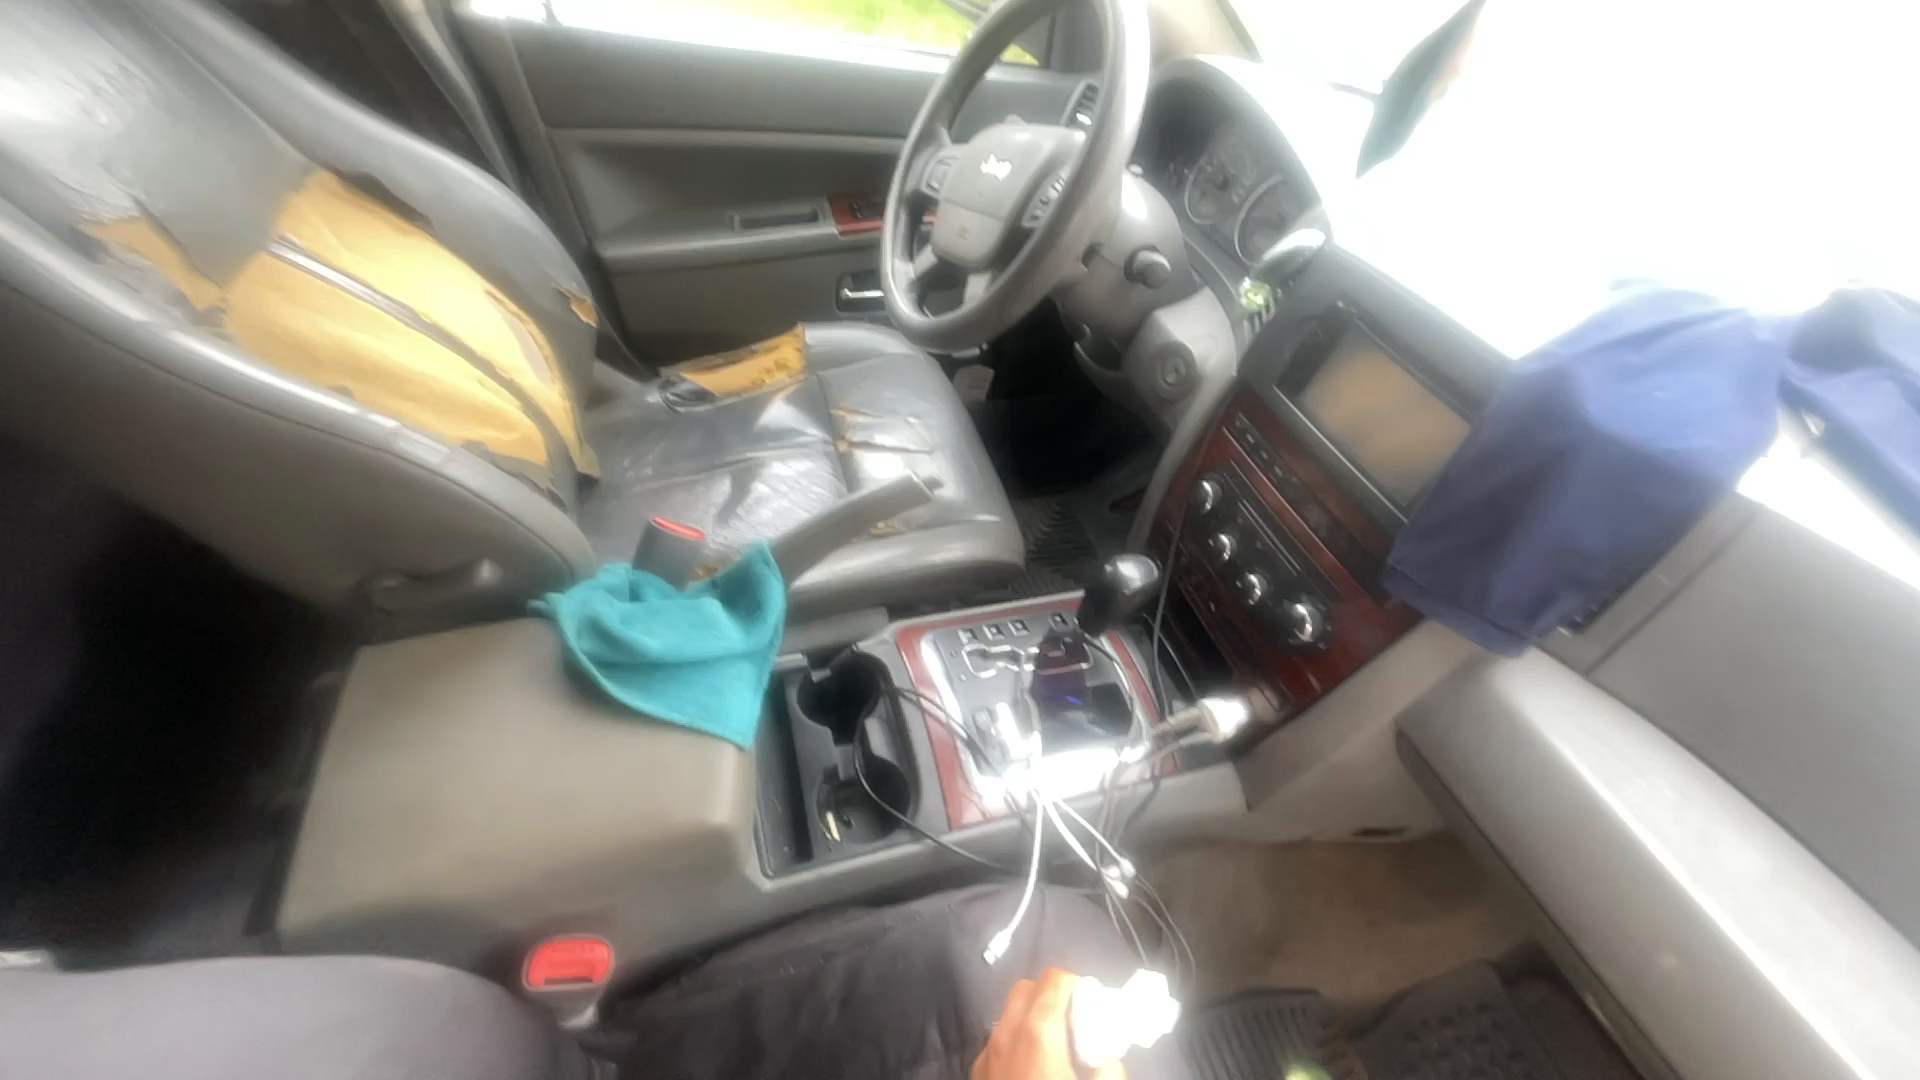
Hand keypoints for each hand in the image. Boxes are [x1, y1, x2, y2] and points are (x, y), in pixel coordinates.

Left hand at [971, 968, 1125, 1079]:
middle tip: (1076, 1024)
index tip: (1093, 1007)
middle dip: (1052, 997)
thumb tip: (1109, 1060)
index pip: (1056, 979)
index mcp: (1039, 1030)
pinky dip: (1016, 1041)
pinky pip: (998, 1041)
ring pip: (1009, 1014)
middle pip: (1027, 989)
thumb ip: (1110, 1070)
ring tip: (1056, 1048)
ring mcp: (987, 1053)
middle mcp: (1007, 1032)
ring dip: (1032, 1018)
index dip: (1078, 986)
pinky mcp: (977, 1074)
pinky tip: (1033, 1070)